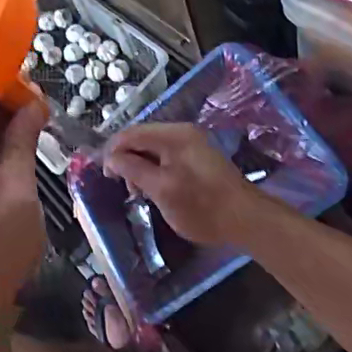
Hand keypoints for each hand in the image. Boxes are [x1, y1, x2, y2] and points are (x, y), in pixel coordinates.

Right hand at [102, 123, 267, 246]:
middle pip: (142, 139)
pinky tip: (157, 189)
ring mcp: (193, 144)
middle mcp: (183, 132)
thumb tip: (111, 158)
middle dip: (127, 160)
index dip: (112, 152)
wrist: (245, 219)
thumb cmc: (201, 206)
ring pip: (154, 149)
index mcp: (173, 135)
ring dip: (141, 167)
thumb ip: (133, 169)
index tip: (106, 177)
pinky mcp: (199, 157)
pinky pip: (168, 157)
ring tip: (141, 192)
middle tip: (126, 188)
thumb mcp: (161, 189)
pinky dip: (156, 170)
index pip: (130, 133)